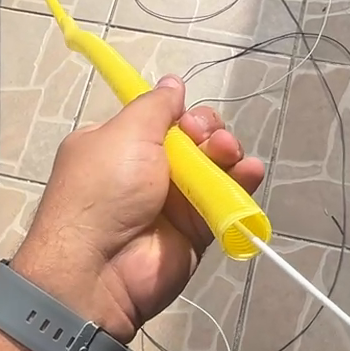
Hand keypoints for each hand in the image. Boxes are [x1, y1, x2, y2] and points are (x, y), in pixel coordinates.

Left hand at [9, 77, 265, 344]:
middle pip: (193, 139)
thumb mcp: (124, 133)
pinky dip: (242, 183)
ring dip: (226, 153)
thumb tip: (172, 83)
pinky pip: (225, 201)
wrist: (99, 267)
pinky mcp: (196, 230)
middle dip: (206, 131)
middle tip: (202, 138)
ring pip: (213, 167)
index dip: (179, 113)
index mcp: (119, 145)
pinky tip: (250, 171)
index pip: (160, 119)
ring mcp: (172, 202)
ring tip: (226, 153)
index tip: (183, 116)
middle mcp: (145, 171)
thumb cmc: (104, 189)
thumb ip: (155, 107)